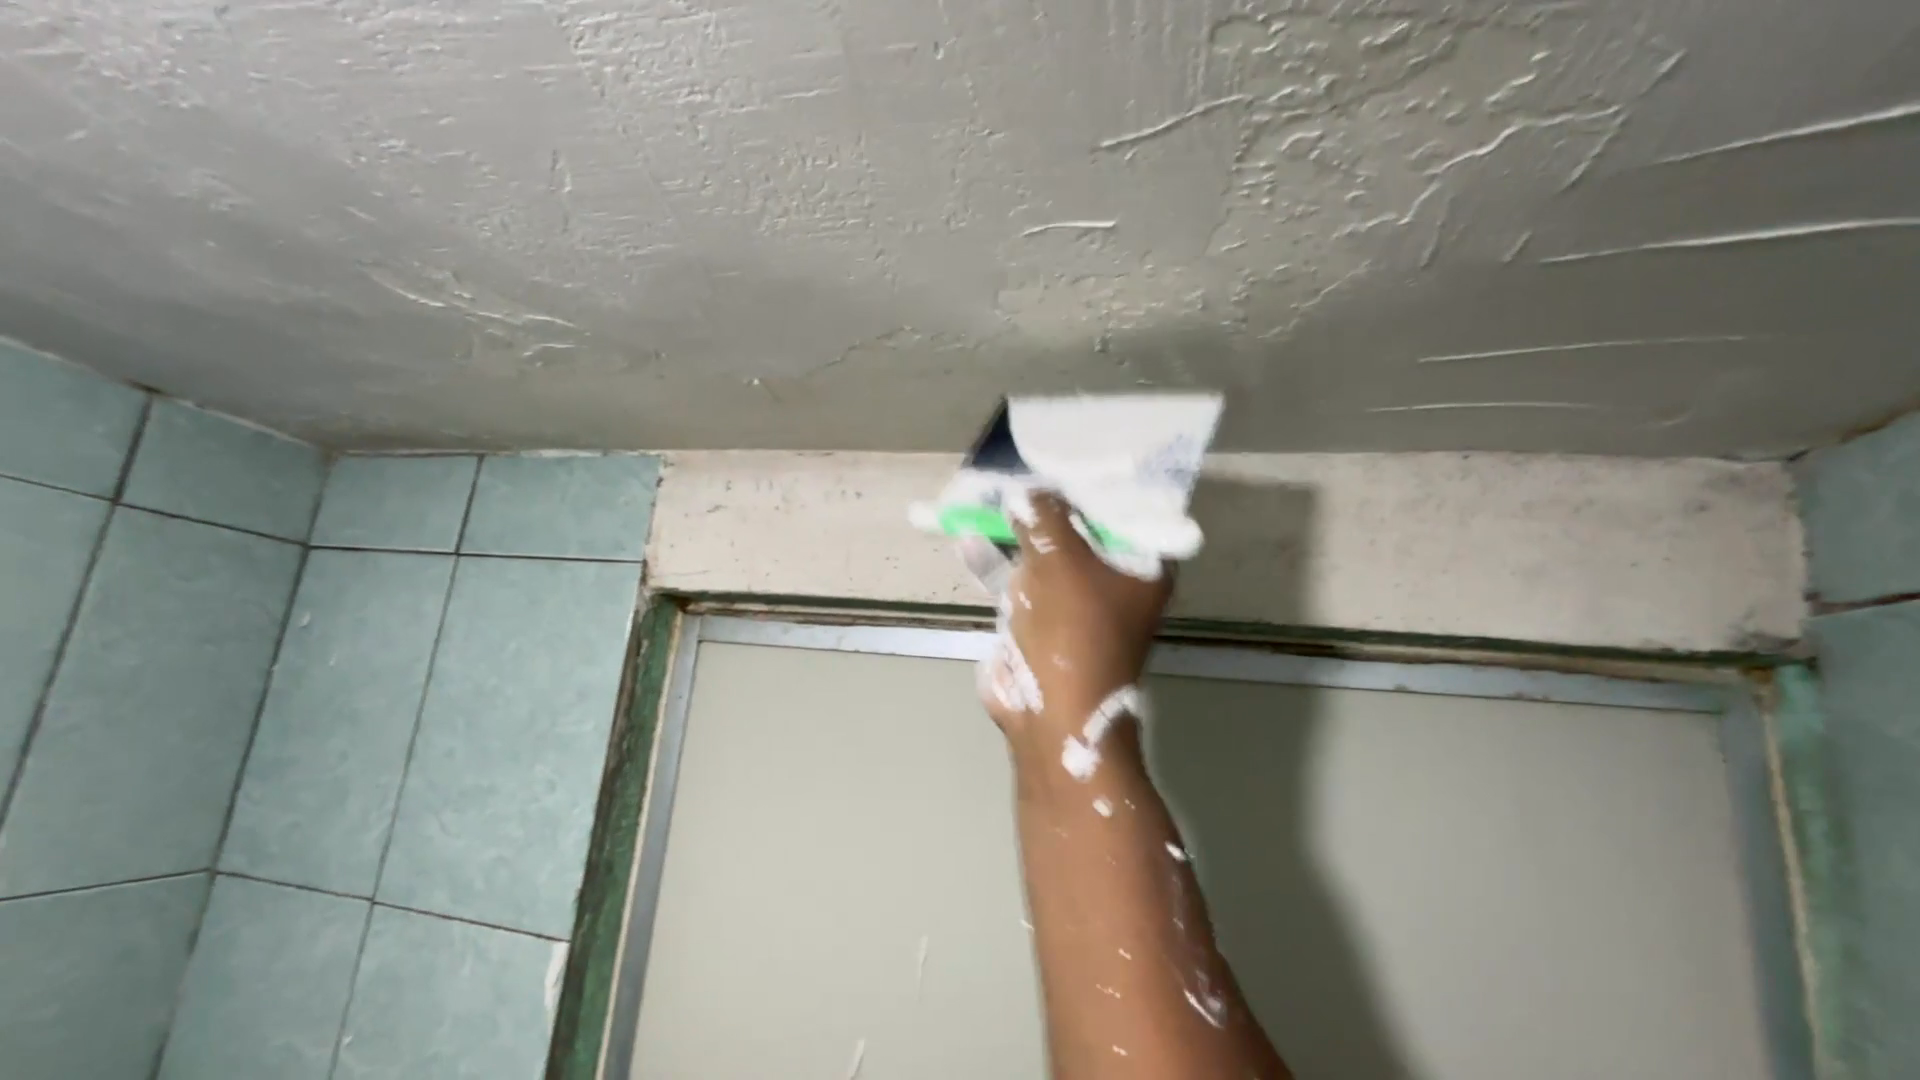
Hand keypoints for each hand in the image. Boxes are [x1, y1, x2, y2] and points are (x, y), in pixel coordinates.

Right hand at [978, 492, 1172, 747]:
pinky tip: (966, 537)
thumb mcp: (1059, 556)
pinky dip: (996, 562)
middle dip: (1046, 503)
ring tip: (988, 495)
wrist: (1048, 709)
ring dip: (1016, 530)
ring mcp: (1075, 603)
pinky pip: (1020, 580)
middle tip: (1020, 469)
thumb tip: (1028, 490)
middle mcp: (1114, 582)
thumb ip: (1043, 514)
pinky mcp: (1041, 621)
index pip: (1124, 508)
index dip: (1093, 482)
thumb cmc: (1070, 627)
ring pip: (1044, 553)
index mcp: (1141, 567)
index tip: (1063, 455)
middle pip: (1079, 528)